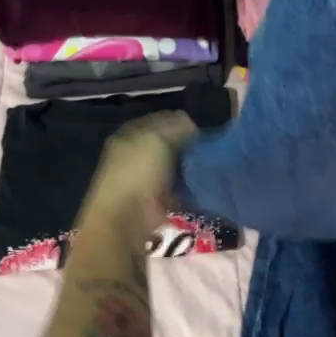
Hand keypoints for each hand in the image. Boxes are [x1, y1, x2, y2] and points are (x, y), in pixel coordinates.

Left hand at [77, 112, 199, 237]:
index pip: (157, 120)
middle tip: (207, 145)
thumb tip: (191, 125)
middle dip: (185, 145)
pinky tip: (203, 185)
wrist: (126, 216)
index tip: (198, 126)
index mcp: (129, 135)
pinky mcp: (154, 201)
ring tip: (209, 165)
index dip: (177, 121)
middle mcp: (134, 155)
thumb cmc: (139, 170)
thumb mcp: (158, 138)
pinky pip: (176, 190)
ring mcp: (143, 179)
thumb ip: (176, 127)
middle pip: (165, 145)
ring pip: (172, 167)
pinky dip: (188, 190)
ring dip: (188, 168)